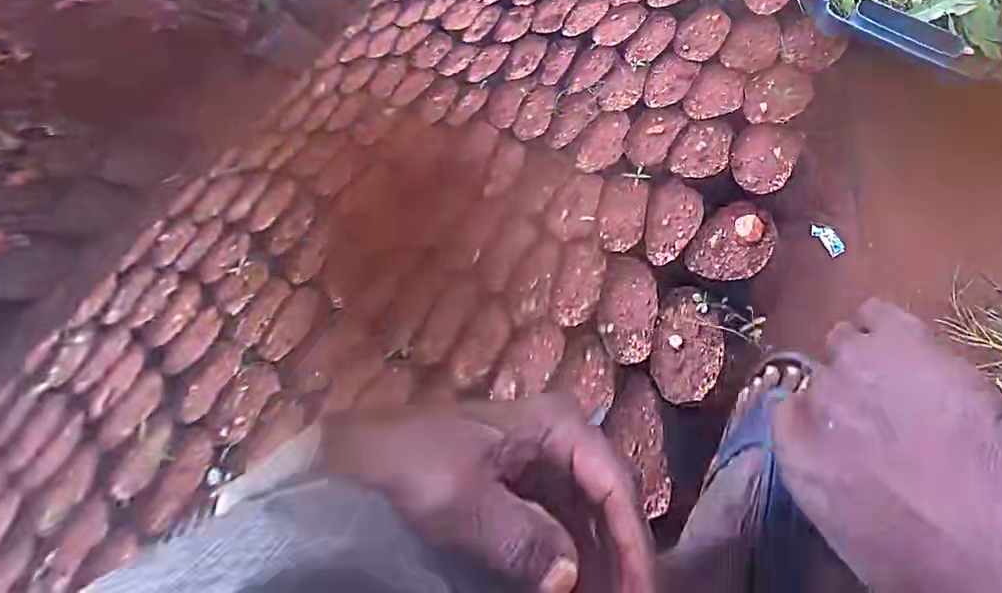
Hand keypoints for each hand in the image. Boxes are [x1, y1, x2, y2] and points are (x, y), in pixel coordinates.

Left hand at [323, 394, 656, 592]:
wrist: (360, 453)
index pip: (614, 480)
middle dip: (622, 553)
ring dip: (601, 559)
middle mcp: (563, 436)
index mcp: (559, 425)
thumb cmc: (413, 464)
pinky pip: (565, 522)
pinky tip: (576, 587)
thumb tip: (569, 581)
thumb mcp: (461, 501)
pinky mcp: (528, 484)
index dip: (632, 537)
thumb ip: (519, 538)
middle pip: (610, 496)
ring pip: (591, 512)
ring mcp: (547, 459)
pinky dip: (573, 557)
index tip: (641, 589)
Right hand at [771, 299, 1001, 592]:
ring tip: (936, 388)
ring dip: (887, 354)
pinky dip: (913, 336)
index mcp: (805, 464)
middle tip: (905, 409)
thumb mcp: (880, 547)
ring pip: (857, 334)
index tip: (853, 419)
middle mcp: (818, 403)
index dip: (822, 412)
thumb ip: (855, 502)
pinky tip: (952, 367)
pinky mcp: (901, 333)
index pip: (782, 412)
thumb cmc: (951, 554)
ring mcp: (857, 361)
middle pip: (821, 365)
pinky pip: (891, 317)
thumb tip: (856, 480)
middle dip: (854, 381)